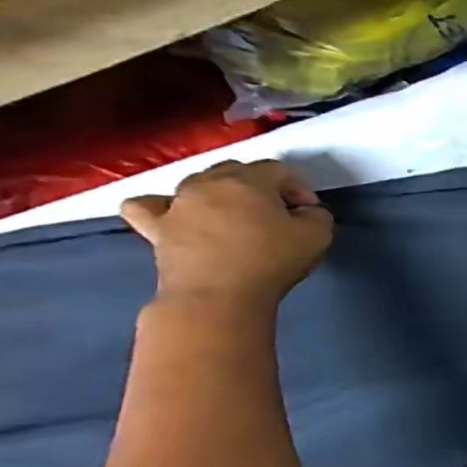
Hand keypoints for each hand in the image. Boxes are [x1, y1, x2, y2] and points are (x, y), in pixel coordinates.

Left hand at [120, 160, 332, 308]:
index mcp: (249, 180)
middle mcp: (209, 183)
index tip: (309, 213)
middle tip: (277, 215)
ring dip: (220, 195)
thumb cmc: (271, 262)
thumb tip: (307, 212)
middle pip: (237, 170)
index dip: (298, 187)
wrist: (218, 297)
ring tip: (235, 220)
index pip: (279, 170)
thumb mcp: (318, 236)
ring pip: (198, 182)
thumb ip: (318, 216)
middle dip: (261, 187)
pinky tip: (177, 216)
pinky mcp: (156, 228)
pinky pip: (148, 206)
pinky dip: (162, 207)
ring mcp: (177, 203)